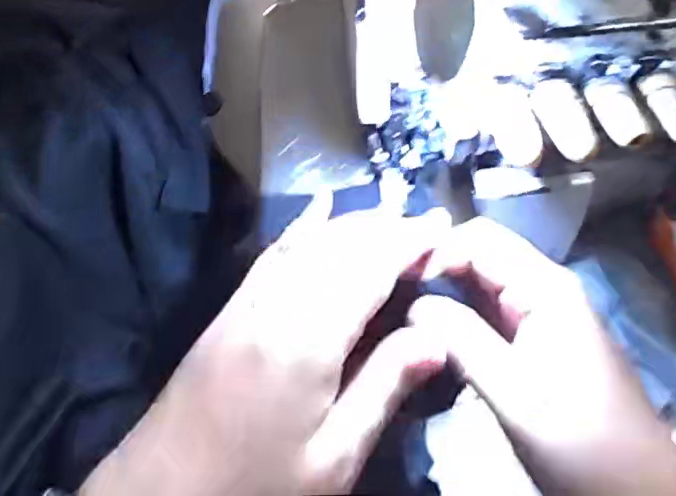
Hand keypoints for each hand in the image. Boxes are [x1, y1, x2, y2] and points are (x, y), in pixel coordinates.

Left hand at [83, 200, 450, 495]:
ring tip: (394, 220)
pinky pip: (276, 250)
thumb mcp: (331, 461)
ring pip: (313, 239)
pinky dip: (306, 225)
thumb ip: (385, 388)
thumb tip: (439, 336)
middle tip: (428, 228)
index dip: (411, 240)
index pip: (372, 265)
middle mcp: (281, 300)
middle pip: (344, 242)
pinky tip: (321, 208)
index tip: (444, 226)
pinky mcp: (231, 308)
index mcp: (310, 335)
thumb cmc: (250, 493)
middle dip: (390, 226)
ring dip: (357, 222)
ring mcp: (251, 300)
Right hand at [408, 218, 675, 495]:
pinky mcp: (544, 337)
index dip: (437, 251)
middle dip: (440, 266)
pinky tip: (440, 333)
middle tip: (395, 295)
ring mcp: (547, 311)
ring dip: (450, 291)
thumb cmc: (578, 438)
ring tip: (407, 312)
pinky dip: (467, 314)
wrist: (638, 487)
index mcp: (545, 284)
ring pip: (489, 282)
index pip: (481, 239)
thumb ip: (462, 339)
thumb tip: (414, 303)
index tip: (396, 280)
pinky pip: (498, 310)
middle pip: (485, 254)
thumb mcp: (513, 392)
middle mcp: (546, 285)